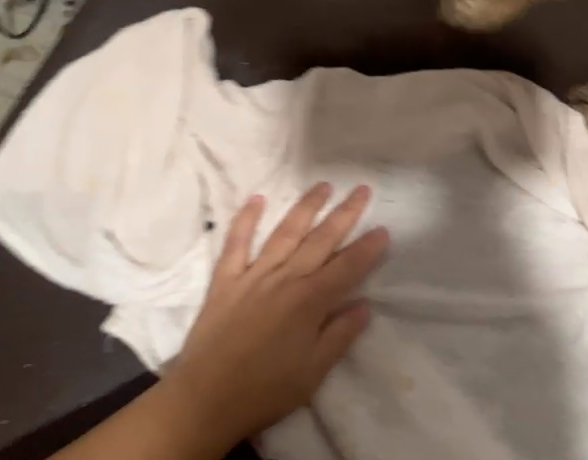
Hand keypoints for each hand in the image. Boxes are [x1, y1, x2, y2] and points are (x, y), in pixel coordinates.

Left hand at [52, 184, 388, 459]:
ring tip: (324, 185)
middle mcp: (286, 279)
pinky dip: (245, 220)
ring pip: (286, 232)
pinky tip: (257, 199)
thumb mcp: (313, 372)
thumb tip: (364, 304)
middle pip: (322, 239)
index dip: (368, 248)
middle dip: (345, 213)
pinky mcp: (225, 281)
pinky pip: (236, 244)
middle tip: (363, 189)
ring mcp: (254, 275)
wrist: (203, 402)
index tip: (384, 229)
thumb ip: (340, 335)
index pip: (348, 267)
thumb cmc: (265, 390)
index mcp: (310, 301)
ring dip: (307, 207)